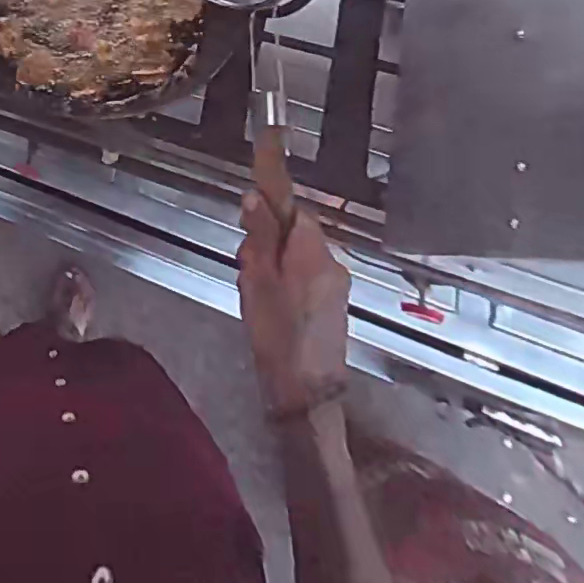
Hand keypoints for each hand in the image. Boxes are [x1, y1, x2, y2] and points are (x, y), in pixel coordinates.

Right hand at [237, 191, 351, 415]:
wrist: (307, 390)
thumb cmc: (276, 332)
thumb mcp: (257, 281)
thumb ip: (258, 238)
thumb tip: (255, 197)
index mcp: (311, 253)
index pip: (296, 209)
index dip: (276, 200)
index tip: (257, 192)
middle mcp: (331, 262)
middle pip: (297, 231)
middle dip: (270, 237)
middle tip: (246, 262)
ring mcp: (337, 284)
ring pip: (301, 253)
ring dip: (278, 258)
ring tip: (255, 288)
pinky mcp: (335, 303)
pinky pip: (309, 273)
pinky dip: (289, 275)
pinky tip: (272, 301)